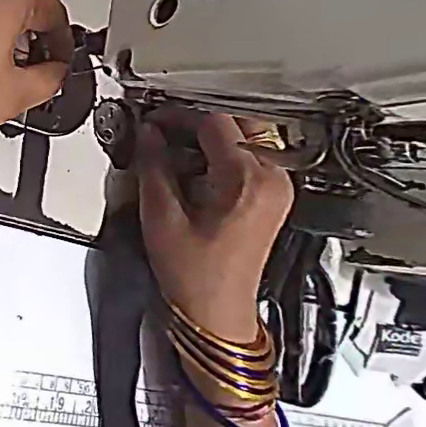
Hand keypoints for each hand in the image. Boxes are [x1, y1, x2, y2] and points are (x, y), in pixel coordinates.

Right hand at [136, 110, 293, 342]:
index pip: (214, 121)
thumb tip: (148, 133)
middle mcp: (273, 179)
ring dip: (209, 135)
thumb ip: (153, 164)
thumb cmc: (194, 275)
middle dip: (197, 120)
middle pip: (238, 121)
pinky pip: (249, 155)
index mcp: (248, 180)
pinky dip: (221, 152)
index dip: (178, 115)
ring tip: (174, 148)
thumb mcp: (161, 214)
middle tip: (164, 128)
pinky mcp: (272, 196)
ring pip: (245, 135)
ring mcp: (277, 187)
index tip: (153, 120)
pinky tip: (193, 165)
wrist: (216, 311)